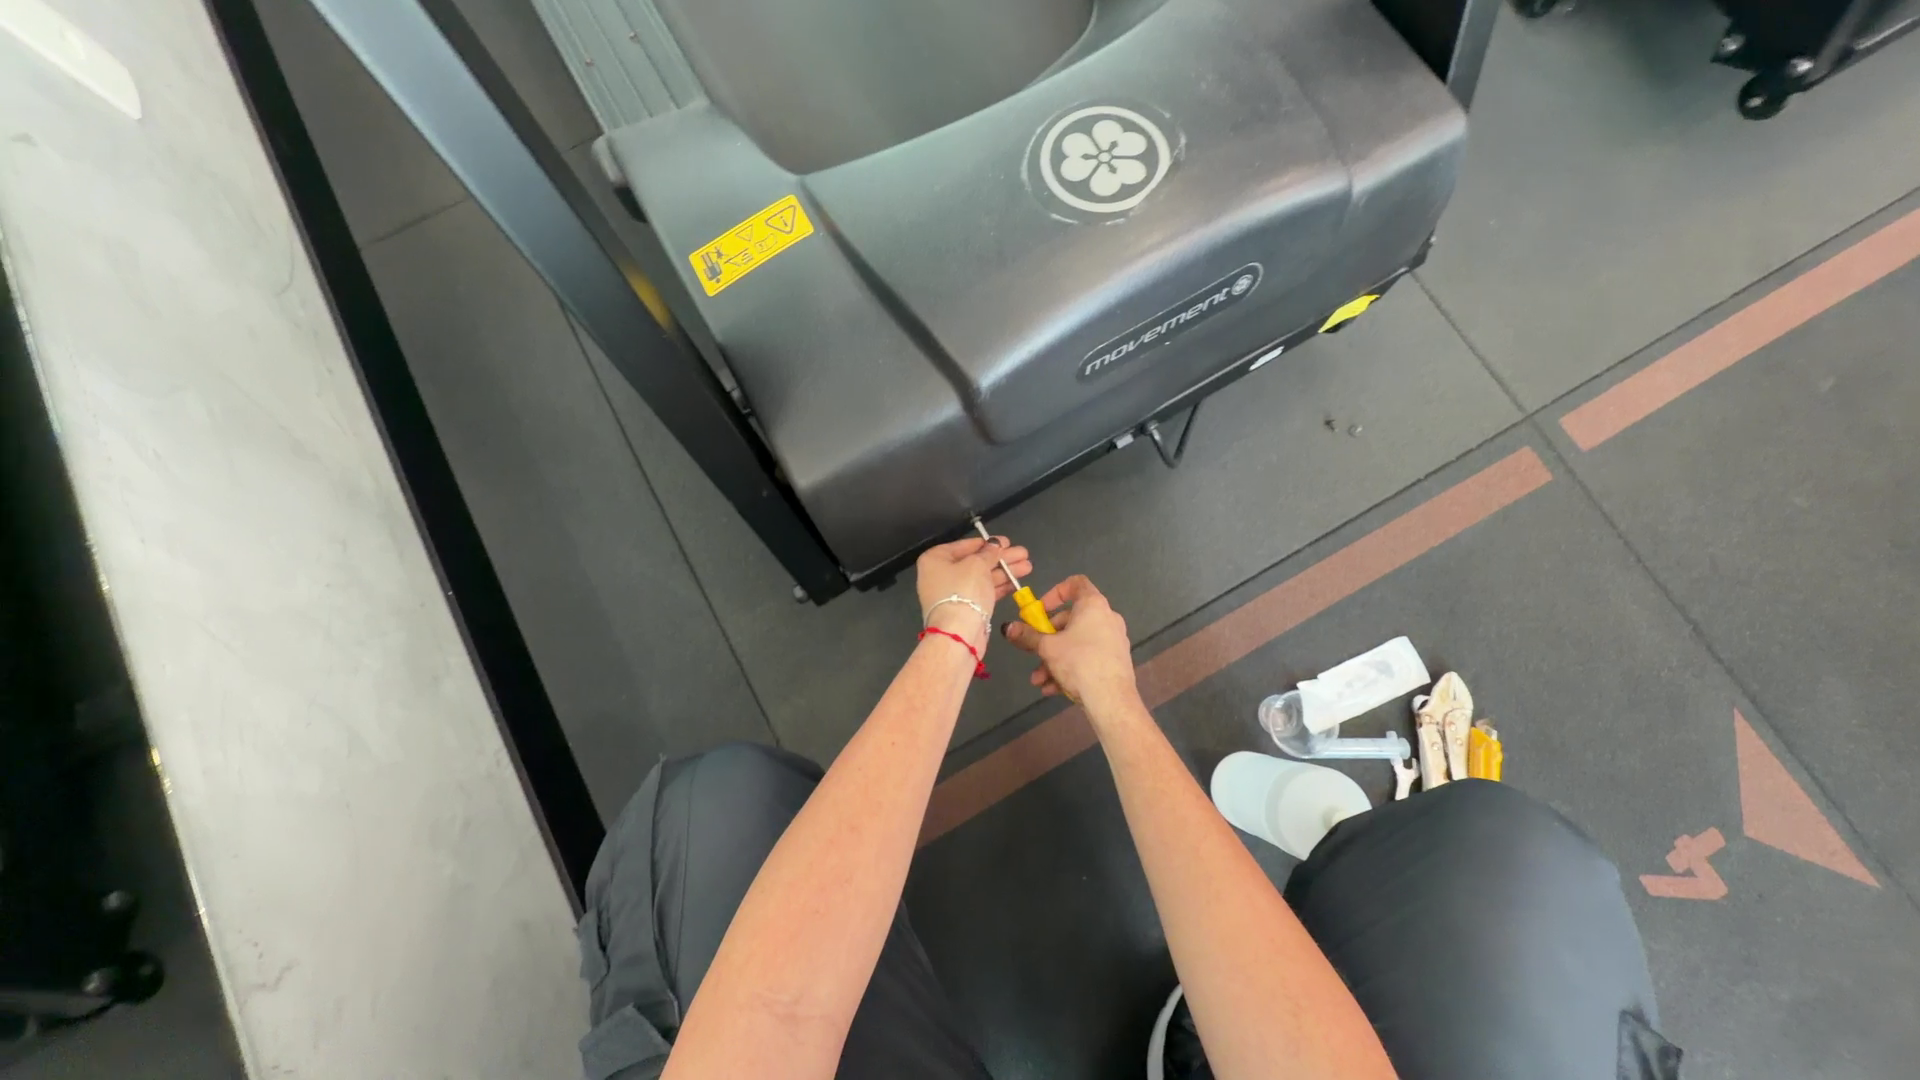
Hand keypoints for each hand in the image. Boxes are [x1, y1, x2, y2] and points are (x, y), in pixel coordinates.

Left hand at [915, 536, 1031, 647]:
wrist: (958, 634)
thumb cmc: (963, 591)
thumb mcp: (977, 565)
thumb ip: (989, 552)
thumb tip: (995, 544)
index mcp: (935, 559)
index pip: (964, 545)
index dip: (987, 542)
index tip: (1006, 541)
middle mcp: (941, 575)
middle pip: (976, 562)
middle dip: (1001, 558)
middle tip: (1023, 553)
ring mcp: (953, 594)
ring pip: (982, 578)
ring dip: (1005, 571)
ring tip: (1027, 566)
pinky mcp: (965, 610)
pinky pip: (983, 593)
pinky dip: (999, 587)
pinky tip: (1017, 582)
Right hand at [1001, 575, 1138, 712]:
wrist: (1111, 699)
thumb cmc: (1079, 662)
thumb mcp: (1047, 647)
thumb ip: (1027, 636)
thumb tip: (1007, 628)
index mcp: (1093, 605)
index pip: (1076, 584)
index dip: (1054, 593)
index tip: (1040, 611)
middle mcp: (1107, 618)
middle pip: (1071, 619)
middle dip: (1047, 637)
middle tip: (1033, 651)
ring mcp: (1113, 640)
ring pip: (1077, 643)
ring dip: (1054, 658)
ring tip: (1039, 679)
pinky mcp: (1115, 661)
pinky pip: (1087, 657)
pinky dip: (1069, 668)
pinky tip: (1052, 688)